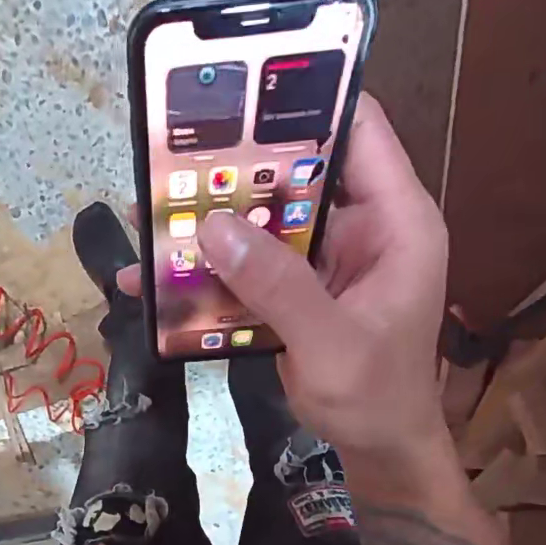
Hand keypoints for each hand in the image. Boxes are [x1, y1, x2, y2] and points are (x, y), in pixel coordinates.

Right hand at [114, 94, 449, 460]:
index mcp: (393, 222)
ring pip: (261, 222)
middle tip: (175, 163)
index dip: (308, 105)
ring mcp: (319, 260)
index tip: (244, 96)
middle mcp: (355, 228)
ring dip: (211, 223)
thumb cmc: (375, 396)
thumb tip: (213, 228)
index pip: (358, 134)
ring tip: (153, 220)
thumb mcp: (331, 343)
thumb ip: (279, 286)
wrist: (374, 449)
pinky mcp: (290, 289)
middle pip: (294, 177)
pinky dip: (208, 269)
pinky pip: (245, 266)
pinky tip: (161, 278)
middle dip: (236, 172)